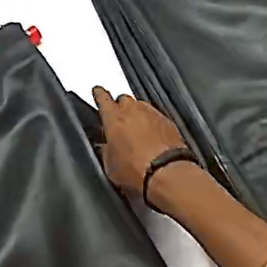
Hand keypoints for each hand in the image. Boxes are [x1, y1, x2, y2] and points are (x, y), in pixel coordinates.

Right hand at [91, 87, 190, 203]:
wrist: (168, 173)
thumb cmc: (138, 170)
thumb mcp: (110, 167)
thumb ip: (105, 151)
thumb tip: (105, 149)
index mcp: (113, 118)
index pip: (103, 98)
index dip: (99, 94)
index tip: (98, 92)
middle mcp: (132, 110)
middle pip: (123, 100)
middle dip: (121, 109)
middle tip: (120, 123)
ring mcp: (151, 113)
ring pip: (141, 107)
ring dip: (138, 116)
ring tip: (139, 134)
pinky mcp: (168, 121)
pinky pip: (157, 117)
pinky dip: (154, 125)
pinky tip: (154, 139)